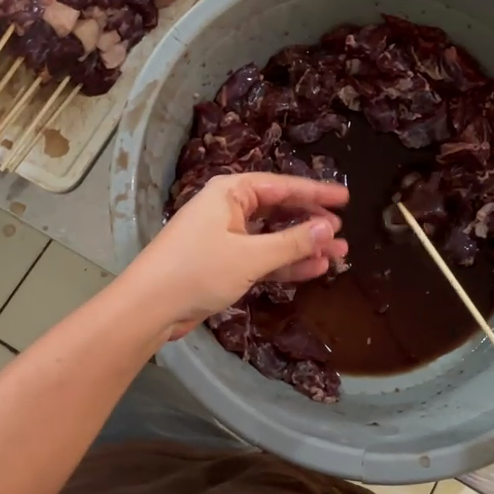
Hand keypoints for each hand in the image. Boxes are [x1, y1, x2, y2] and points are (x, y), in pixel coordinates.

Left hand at [123, 173, 348, 339]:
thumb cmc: (197, 271)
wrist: (148, 307)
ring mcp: (226, 236)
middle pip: (279, 210)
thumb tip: (328, 228)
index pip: (283, 186)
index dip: (316, 192)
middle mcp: (229, 208)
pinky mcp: (224, 262)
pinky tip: (313, 269)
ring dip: (303, 246)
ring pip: (274, 236)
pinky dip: (286, 263)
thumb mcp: (250, 256)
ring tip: (338, 254)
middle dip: (312, 223)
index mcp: (231, 192)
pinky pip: (263, 257)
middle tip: (343, 233)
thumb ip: (291, 243)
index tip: (345, 198)